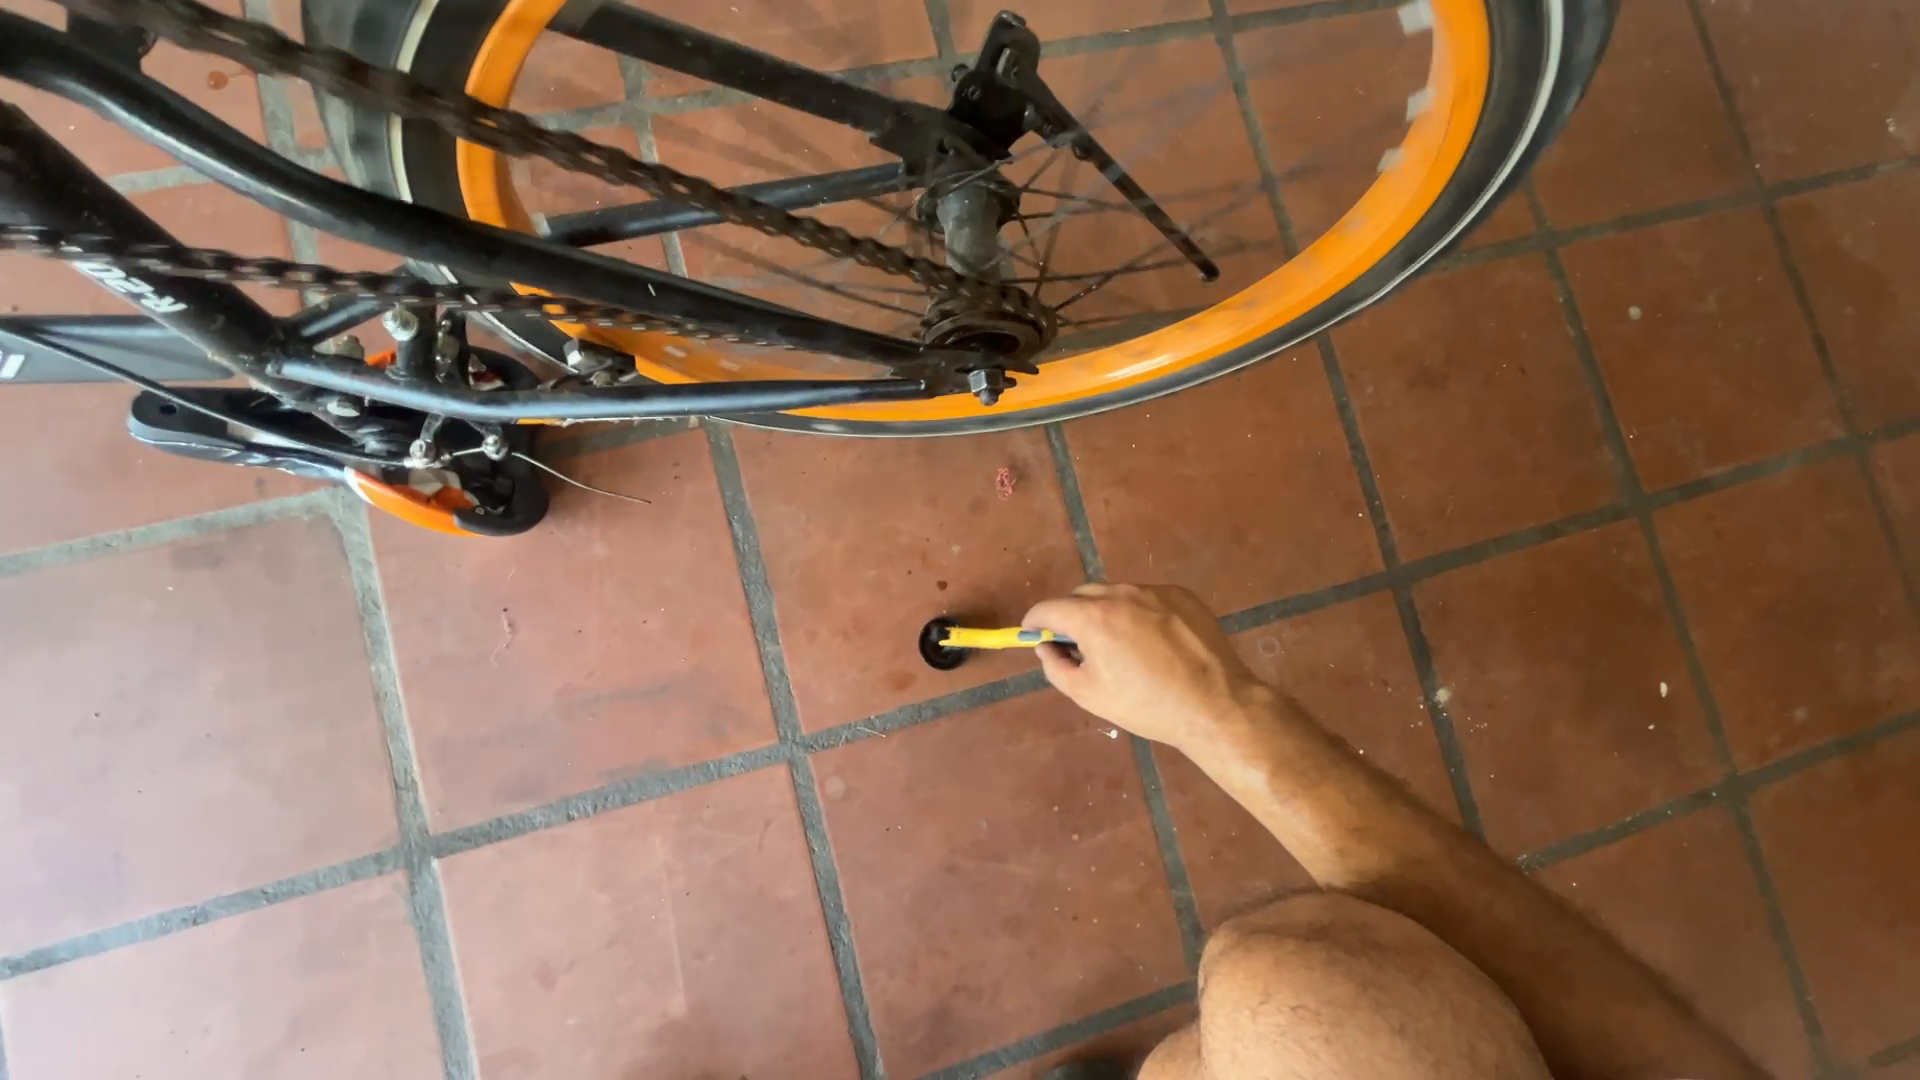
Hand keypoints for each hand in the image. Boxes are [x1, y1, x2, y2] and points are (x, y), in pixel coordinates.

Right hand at [1022, 584, 1271, 754]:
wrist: (1215, 704)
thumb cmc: (1146, 705)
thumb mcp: (1089, 694)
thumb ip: (1055, 666)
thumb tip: (1046, 647)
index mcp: (1093, 617)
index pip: (1049, 608)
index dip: (1036, 622)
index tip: (1035, 635)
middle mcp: (1121, 593)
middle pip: (1081, 596)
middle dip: (1071, 617)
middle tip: (1080, 647)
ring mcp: (1154, 591)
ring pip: (1115, 594)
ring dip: (1105, 613)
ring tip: (1121, 647)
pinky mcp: (1181, 595)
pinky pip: (1146, 597)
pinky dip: (1138, 613)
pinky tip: (1153, 643)